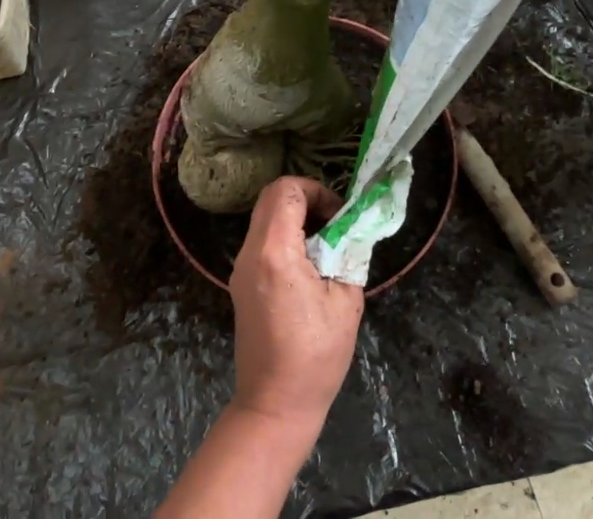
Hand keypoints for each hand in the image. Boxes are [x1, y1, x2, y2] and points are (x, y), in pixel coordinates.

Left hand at [228, 177, 364, 428]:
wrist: (275, 402)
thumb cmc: (316, 355)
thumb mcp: (346, 300)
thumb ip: (348, 254)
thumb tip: (352, 229)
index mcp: (275, 252)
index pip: (285, 190)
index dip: (316, 190)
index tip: (338, 214)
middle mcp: (249, 252)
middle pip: (270, 198)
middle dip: (304, 199)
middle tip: (333, 223)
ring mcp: (240, 268)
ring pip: (263, 219)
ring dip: (293, 219)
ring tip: (324, 247)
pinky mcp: (240, 284)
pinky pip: (260, 242)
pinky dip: (283, 238)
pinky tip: (308, 267)